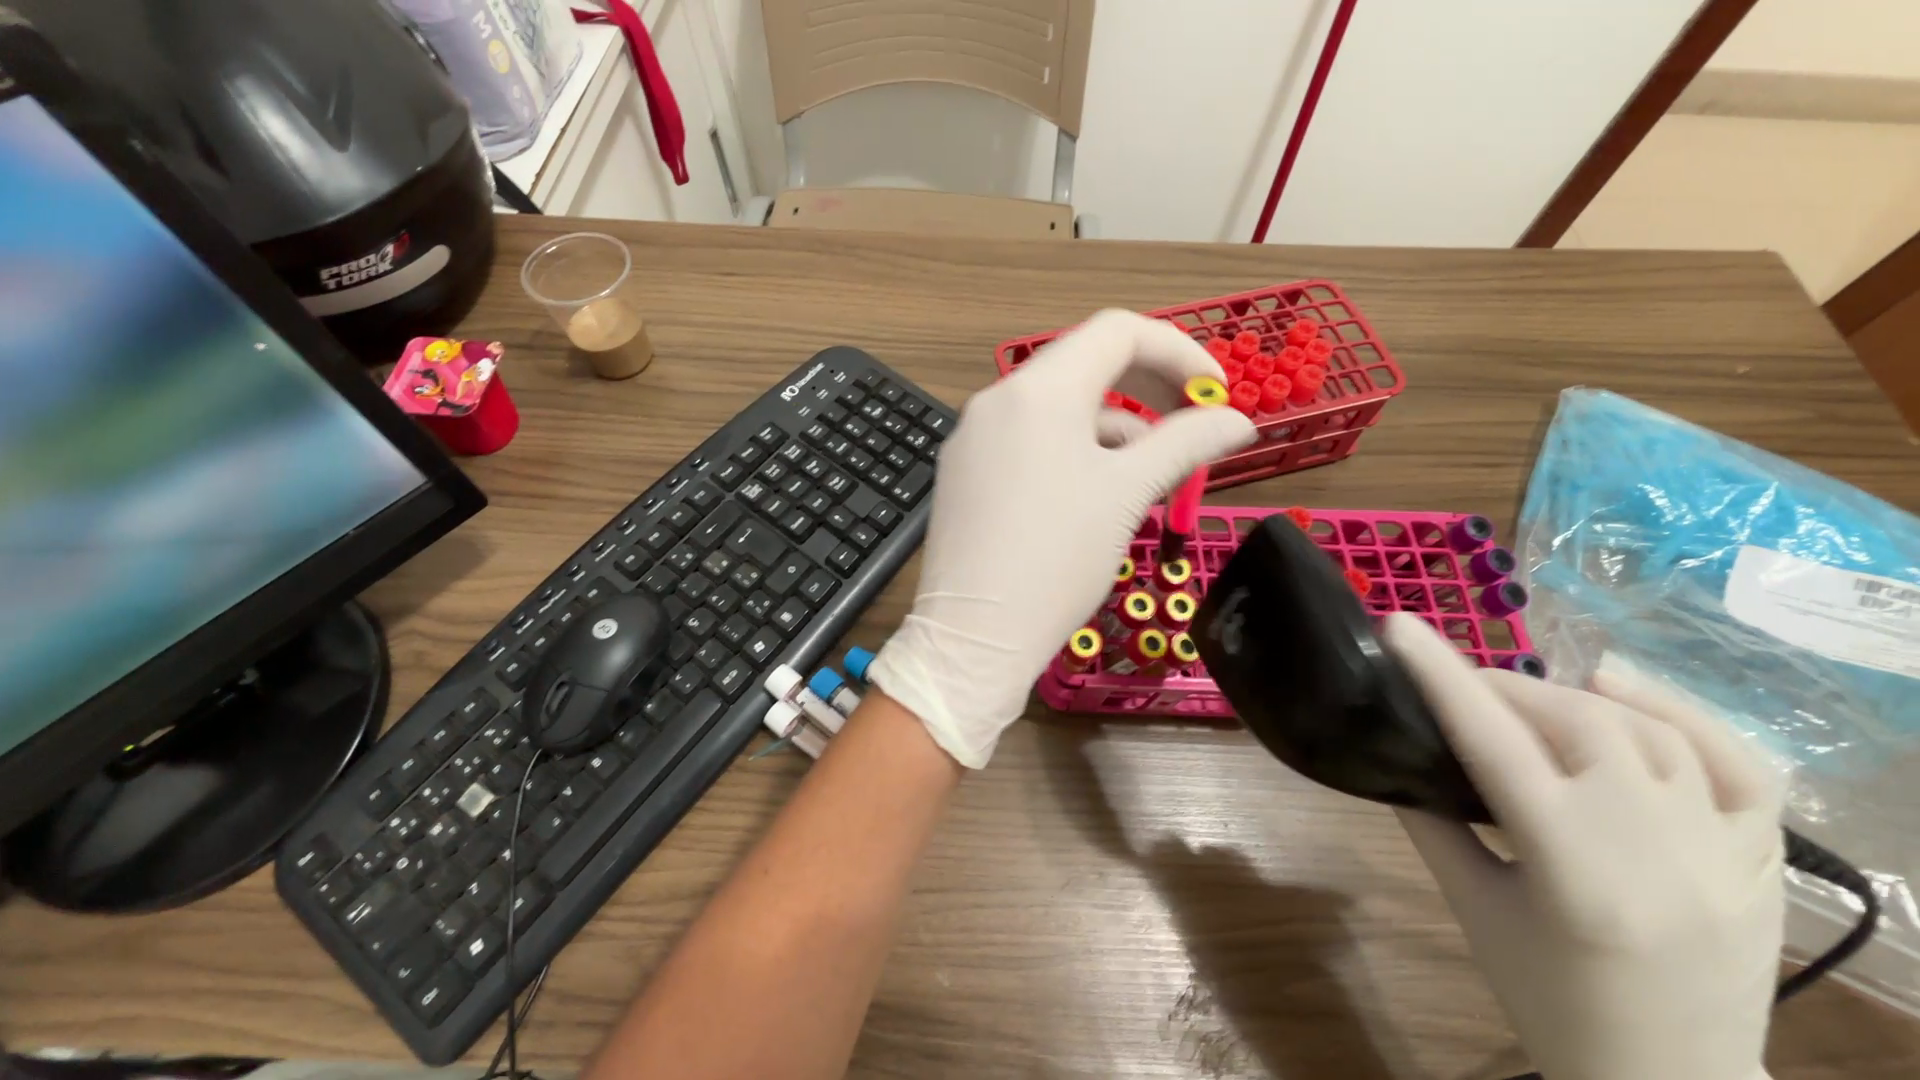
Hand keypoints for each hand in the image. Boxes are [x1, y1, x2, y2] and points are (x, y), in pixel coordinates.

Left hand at [869, 310, 1254, 767]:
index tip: (1215, 393)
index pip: (1117, 331)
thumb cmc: (1057, 558)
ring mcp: (973, 436)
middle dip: (1148, 387)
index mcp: (1038, 390)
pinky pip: (1029, 441)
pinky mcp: (964, 473)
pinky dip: (1073, 452)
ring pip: (1058, 409)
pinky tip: (1095, 497)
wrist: (972, 637)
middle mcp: (998, 399)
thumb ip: (1187, 442)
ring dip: (1114, 428)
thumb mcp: (1129, 493)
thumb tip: (1237, 420)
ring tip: (1147, 479)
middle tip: (1191, 423)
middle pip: (1086, 364)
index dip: (1178, 350)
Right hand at [1382, 613, 1784, 1079]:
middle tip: (1460, 689)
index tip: (1400, 625)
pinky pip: (1735, 762)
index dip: (1441, 676)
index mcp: (1570, 865)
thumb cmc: (1550, 1002)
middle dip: (1506, 689)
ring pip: (1647, 730)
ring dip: (1576, 698)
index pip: (1493, 742)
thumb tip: (1398, 757)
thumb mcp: (1474, 911)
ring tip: (1529, 698)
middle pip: (1574, 722)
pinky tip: (1627, 692)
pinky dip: (1681, 713)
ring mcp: (1721, 846)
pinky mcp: (1762, 855)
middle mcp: (1653, 842)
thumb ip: (1434, 827)